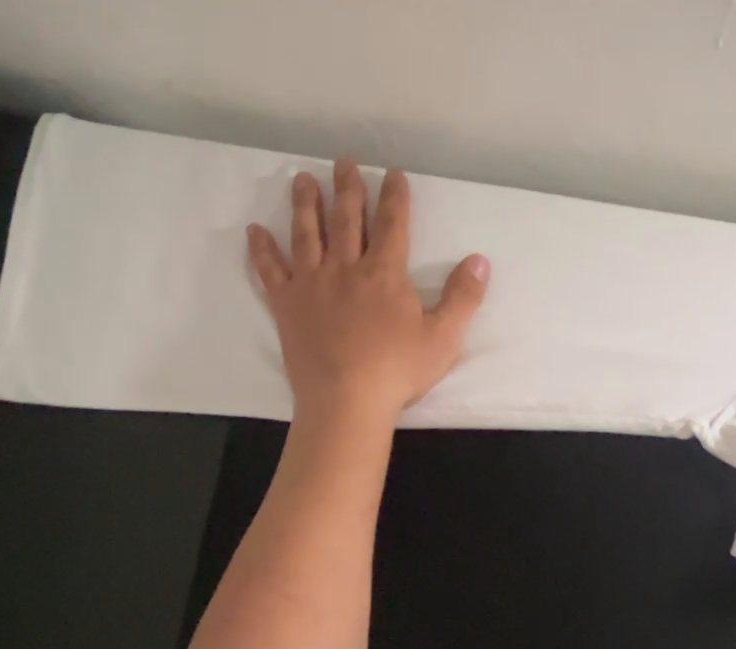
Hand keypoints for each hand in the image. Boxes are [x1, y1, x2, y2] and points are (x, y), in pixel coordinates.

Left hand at [248, 162, 489, 425]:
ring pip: (307, 234)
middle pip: (346, 219)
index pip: (392, 224)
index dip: (395, 196)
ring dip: (305, 205)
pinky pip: (270, 270)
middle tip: (343, 162)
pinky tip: (256, 231)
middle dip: (347, 188)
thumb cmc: (398, 370)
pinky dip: (262, 249)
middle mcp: (345, 268)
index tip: (393, 173)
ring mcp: (311, 284)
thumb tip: (479, 260)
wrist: (346, 399)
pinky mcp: (287, 305)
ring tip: (303, 180)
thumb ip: (462, 297)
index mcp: (385, 273)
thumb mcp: (443, 337)